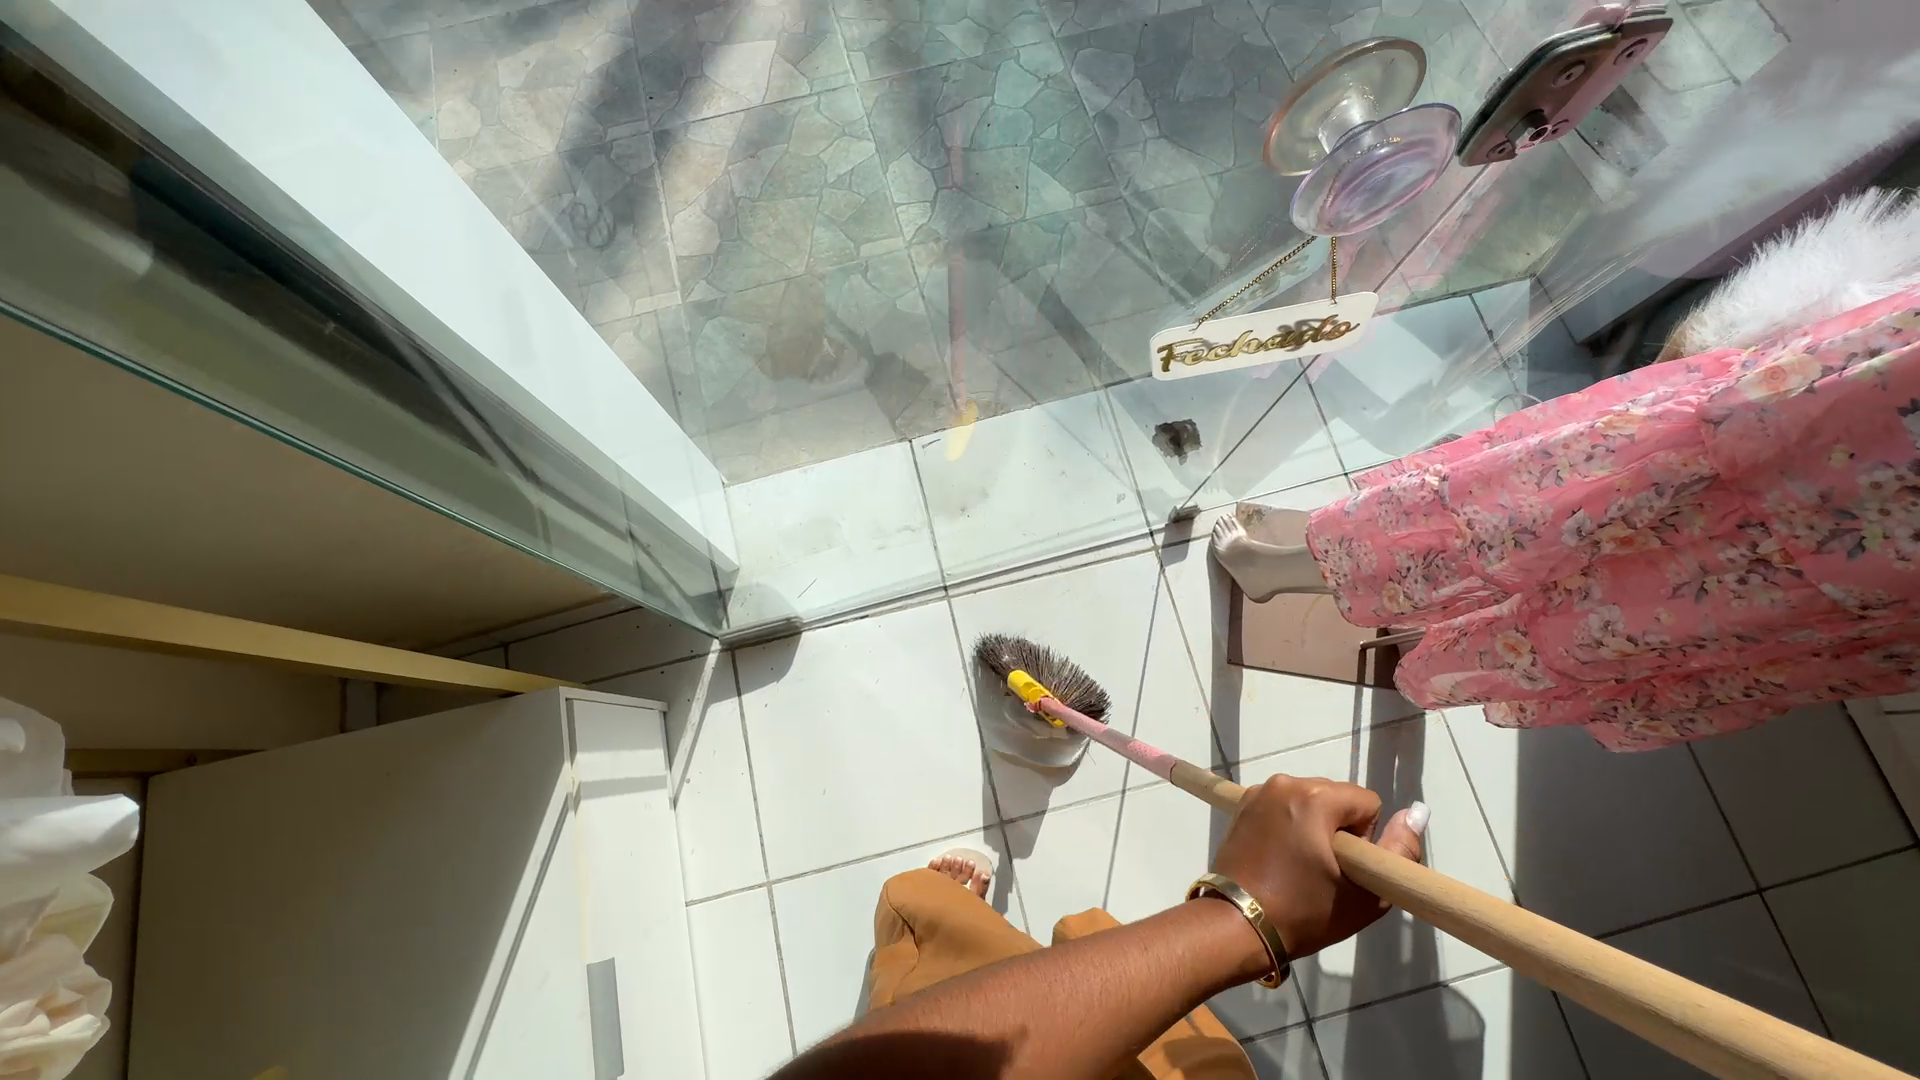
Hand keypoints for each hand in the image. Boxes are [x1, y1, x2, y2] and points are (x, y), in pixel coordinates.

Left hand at [1209, 774, 1425, 961]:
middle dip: (1339, 827)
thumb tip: (1417, 811)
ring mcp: (1259, 791)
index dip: (1367, 837)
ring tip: (1300, 865)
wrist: (1238, 922)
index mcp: (1314, 796)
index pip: (1366, 802)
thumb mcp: (1366, 891)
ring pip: (1308, 800)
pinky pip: (1282, 806)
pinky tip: (1280, 856)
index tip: (1347, 866)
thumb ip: (1398, 850)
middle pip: (1335, 797)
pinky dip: (1289, 824)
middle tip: (1324, 869)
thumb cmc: (1305, 910)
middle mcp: (1285, 782)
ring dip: (1313, 825)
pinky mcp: (1242, 805)